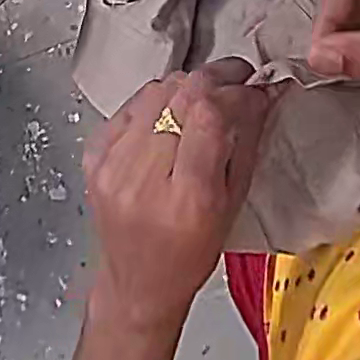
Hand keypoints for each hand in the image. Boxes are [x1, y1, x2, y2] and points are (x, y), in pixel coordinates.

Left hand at [82, 60, 269, 332]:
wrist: (137, 282)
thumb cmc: (191, 253)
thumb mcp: (235, 201)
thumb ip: (249, 139)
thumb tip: (264, 90)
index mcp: (186, 199)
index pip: (208, 115)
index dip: (237, 92)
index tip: (255, 89)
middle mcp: (142, 178)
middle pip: (182, 93)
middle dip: (218, 76)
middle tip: (238, 79)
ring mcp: (112, 163)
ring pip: (158, 88)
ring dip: (191, 84)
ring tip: (208, 97)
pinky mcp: (94, 152)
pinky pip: (135, 101)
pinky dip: (161, 97)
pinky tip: (173, 113)